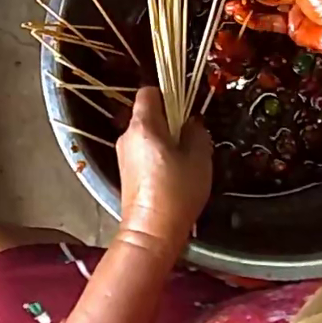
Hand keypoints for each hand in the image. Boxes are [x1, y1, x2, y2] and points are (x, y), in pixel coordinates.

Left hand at [116, 87, 211, 250]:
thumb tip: (191, 122)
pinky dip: (156, 153)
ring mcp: (123, 153)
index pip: (148, 92)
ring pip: (145, 133)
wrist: (151, 230)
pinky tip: (173, 171)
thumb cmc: (177, 191)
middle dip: (169, 118)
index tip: (185, 104)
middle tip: (191, 133)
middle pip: (147, 113)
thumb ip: (196, 132)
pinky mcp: (125, 170)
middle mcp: (127, 135)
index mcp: (143, 125)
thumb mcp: (199, 158)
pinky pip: (142, 150)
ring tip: (185, 156)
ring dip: (164, 137)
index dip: (168, 92)